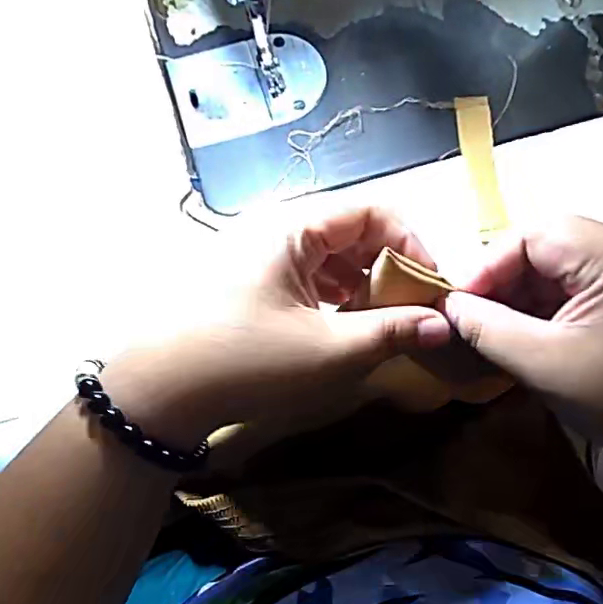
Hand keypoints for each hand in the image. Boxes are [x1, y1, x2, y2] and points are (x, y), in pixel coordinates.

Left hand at [102, 208, 453, 447]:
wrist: (160, 392)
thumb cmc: (248, 361)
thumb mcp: (330, 350)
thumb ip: (392, 332)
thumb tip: (443, 326)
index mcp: (294, 228)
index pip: (374, 211)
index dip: (413, 245)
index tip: (432, 288)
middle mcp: (274, 229)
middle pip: (351, 232)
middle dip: (388, 270)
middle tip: (408, 312)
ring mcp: (255, 255)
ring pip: (327, 257)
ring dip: (360, 287)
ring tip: (376, 324)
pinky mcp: (245, 283)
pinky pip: (303, 277)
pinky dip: (331, 298)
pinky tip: (338, 328)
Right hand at [445, 216, 602, 455]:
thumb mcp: (541, 363)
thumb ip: (488, 328)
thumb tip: (449, 305)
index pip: (536, 235)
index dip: (489, 265)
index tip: (459, 303)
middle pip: (551, 245)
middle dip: (505, 281)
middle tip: (473, 317)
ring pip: (563, 267)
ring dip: (524, 296)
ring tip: (493, 328)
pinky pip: (581, 286)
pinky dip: (548, 307)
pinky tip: (525, 334)